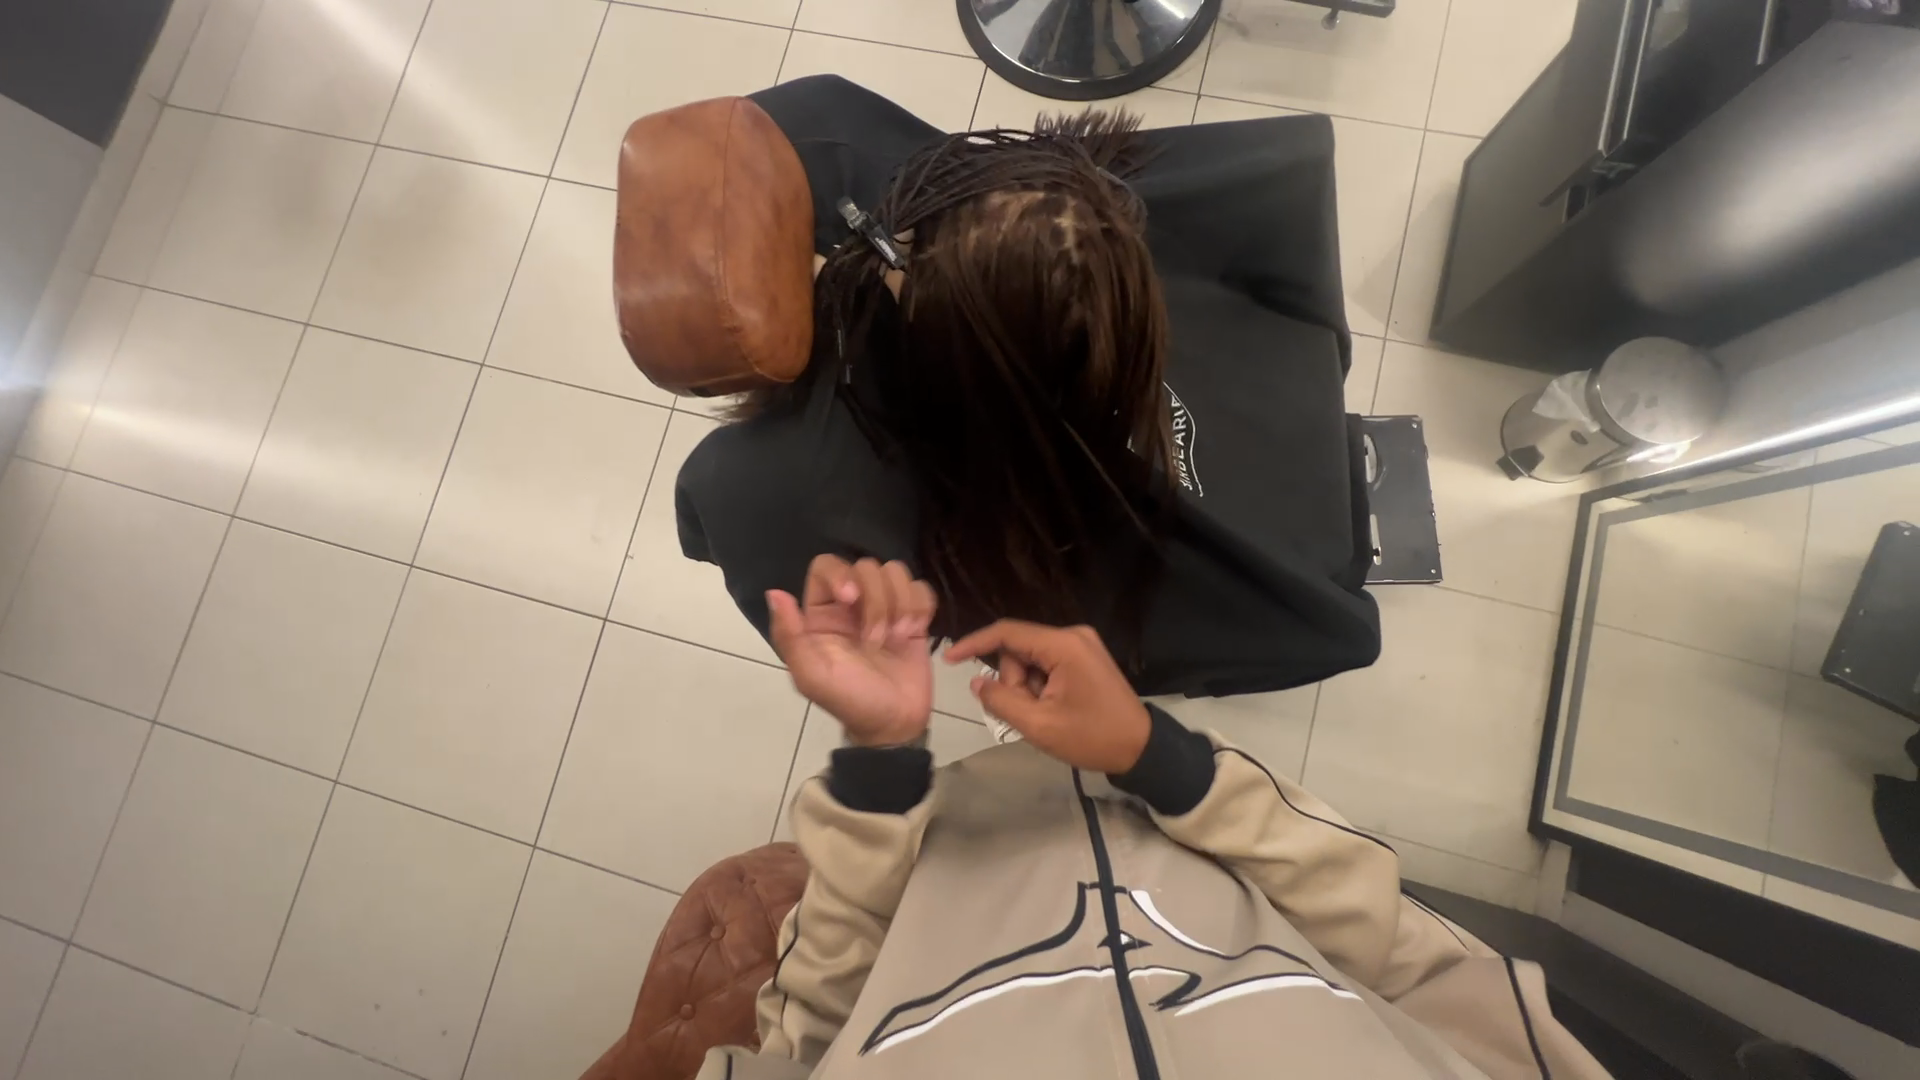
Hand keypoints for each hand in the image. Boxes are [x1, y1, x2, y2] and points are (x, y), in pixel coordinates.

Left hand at [768, 555, 936, 746]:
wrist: (894, 724)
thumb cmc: (849, 701)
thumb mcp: (811, 675)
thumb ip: (789, 636)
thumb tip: (774, 593)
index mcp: (822, 613)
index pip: (826, 566)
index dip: (841, 574)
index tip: (850, 600)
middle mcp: (853, 604)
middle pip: (867, 566)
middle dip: (876, 600)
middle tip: (877, 638)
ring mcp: (886, 607)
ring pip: (895, 572)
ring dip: (900, 604)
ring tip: (897, 637)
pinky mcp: (914, 615)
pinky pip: (920, 588)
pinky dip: (920, 607)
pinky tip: (914, 632)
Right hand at [945, 621, 1149, 773]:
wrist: (1142, 749)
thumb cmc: (1092, 737)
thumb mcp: (1039, 725)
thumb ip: (1001, 700)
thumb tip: (977, 683)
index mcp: (1063, 645)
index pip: (1007, 633)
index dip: (974, 643)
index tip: (949, 659)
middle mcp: (1072, 635)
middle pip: (1019, 649)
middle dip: (1013, 681)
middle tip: (1029, 713)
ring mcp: (1081, 644)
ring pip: (1031, 659)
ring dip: (1027, 687)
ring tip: (1045, 715)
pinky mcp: (1085, 657)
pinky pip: (1047, 663)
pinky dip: (1040, 685)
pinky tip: (1052, 708)